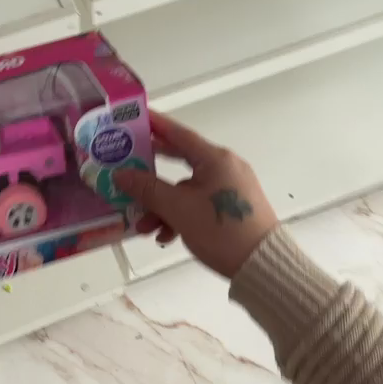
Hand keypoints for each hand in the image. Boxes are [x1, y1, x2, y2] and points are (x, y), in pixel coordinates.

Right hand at [113, 113, 278, 278]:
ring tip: (143, 225)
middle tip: (127, 163)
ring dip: (163, 205)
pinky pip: (199, 203)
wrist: (262, 266)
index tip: (134, 117)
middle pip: (181, 160)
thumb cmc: (220, 230)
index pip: (178, 133)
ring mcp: (230, 188)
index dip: (154, 124)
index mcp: (215, 159)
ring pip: (187, 188)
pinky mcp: (233, 208)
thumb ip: (147, 189)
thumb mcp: (178, 209)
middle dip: (151, 170)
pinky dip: (180, 215)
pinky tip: (165, 236)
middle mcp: (224, 167)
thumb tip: (120, 174)